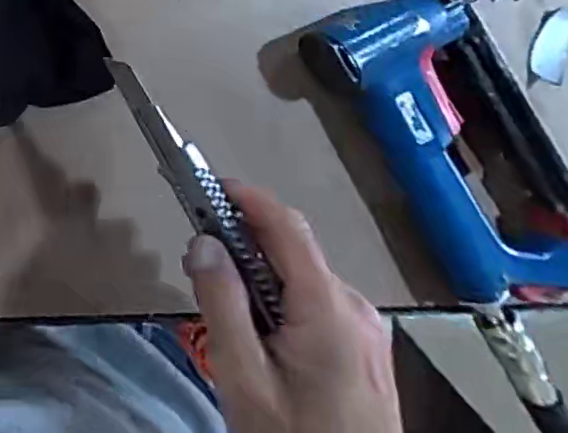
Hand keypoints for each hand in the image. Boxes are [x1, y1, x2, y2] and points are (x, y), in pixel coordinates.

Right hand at [183, 181, 399, 432]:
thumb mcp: (245, 381)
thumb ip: (222, 304)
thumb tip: (204, 241)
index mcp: (329, 307)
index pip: (286, 225)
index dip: (247, 197)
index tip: (208, 187)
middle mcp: (355, 305)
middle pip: (293, 250)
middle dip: (245, 242)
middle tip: (200, 260)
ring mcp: (366, 328)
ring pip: (303, 277)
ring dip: (262, 274)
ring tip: (225, 304)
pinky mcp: (367, 349)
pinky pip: (318, 302)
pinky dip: (284, 299)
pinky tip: (261, 332)